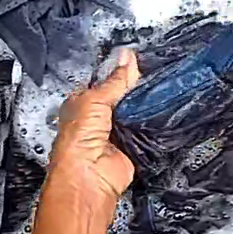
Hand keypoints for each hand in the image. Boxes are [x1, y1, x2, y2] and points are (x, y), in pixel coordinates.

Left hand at [44, 51, 140, 212]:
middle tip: (146, 80)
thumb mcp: (95, 99)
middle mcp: (96, 119)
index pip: (103, 82)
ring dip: (142, 109)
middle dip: (132, 91)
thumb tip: (126, 58)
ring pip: (134, 113)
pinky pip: (145, 131)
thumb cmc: (77, 141)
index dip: (118, 72)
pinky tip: (155, 117)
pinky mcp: (130, 147)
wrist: (89, 176)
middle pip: (122, 97)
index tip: (134, 62)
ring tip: (153, 96)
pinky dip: (150, 126)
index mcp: (81, 103)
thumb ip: (115, 80)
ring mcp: (114, 134)